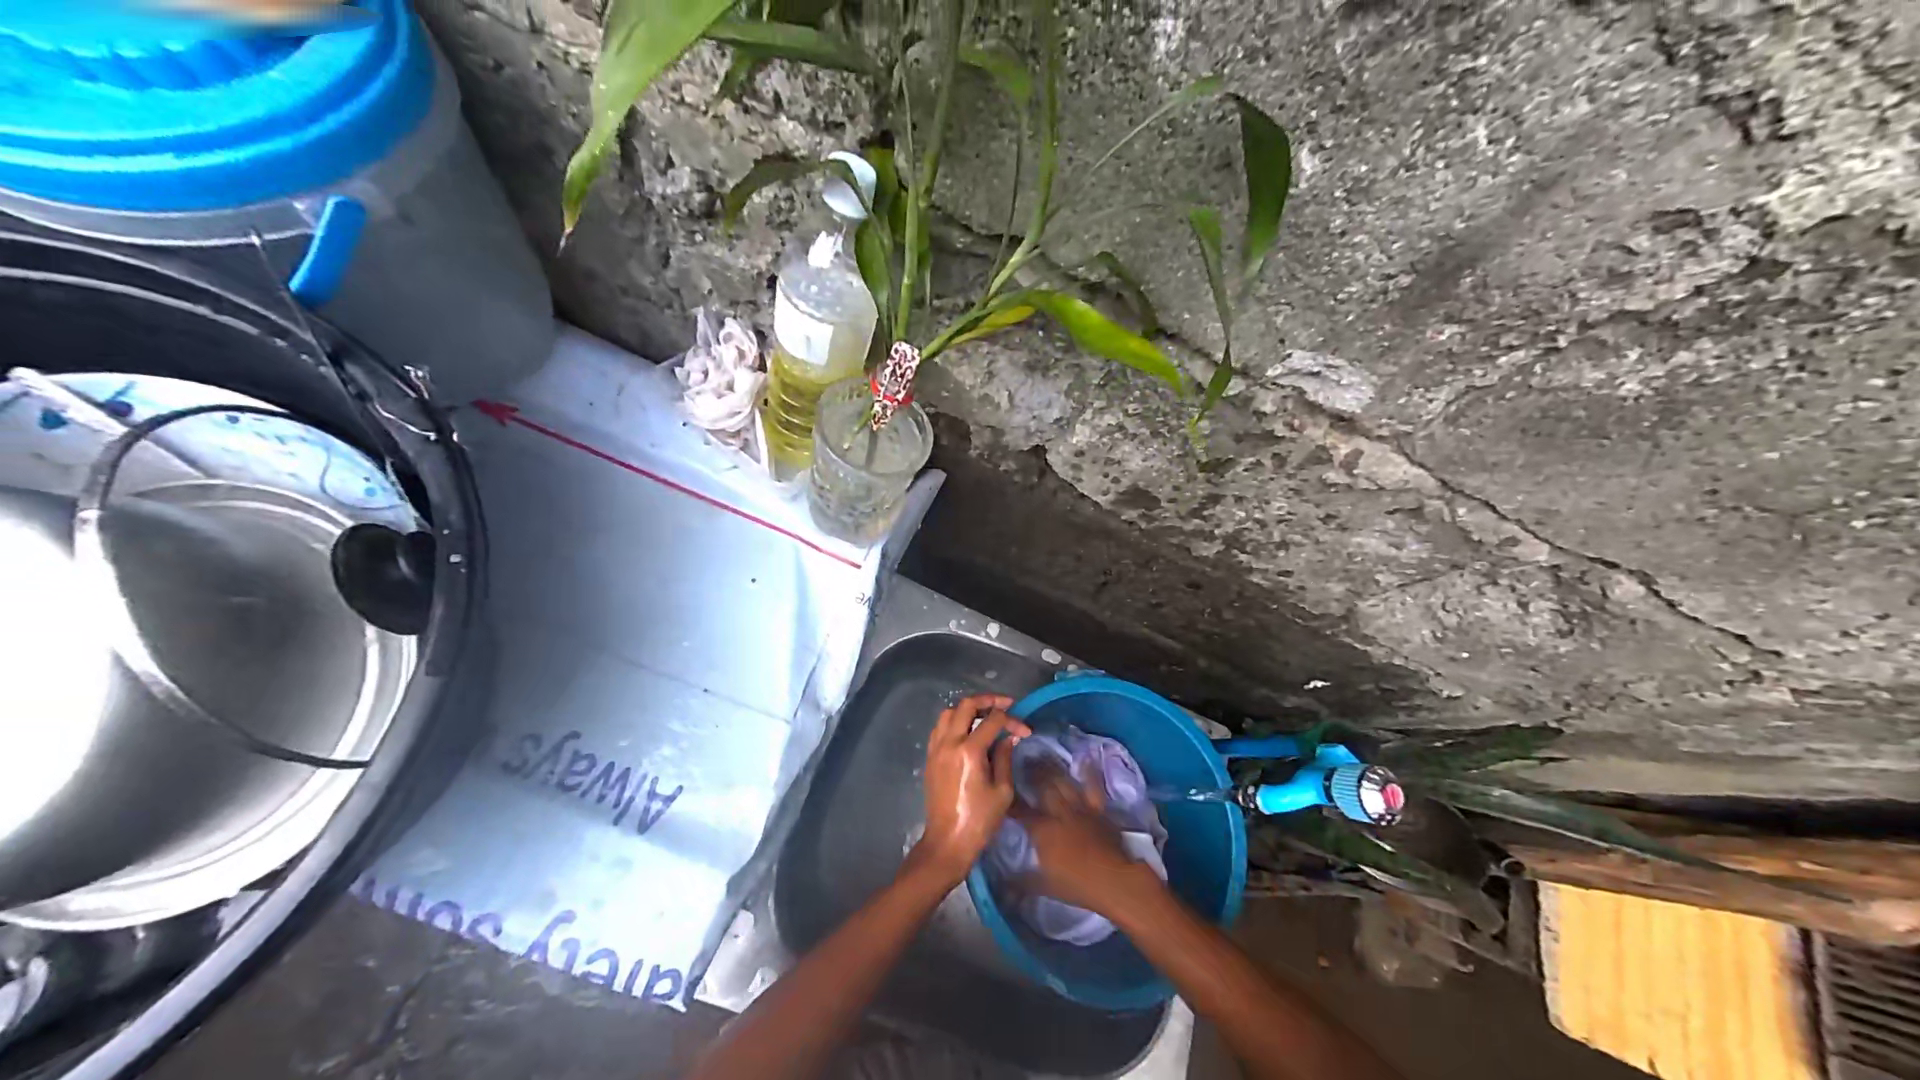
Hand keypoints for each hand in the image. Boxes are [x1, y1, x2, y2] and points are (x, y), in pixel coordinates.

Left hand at [911, 694, 1030, 885]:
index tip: (1026, 730)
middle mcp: (949, 743)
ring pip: (949, 713)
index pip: (993, 721)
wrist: (948, 842)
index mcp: (969, 751)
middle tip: (1006, 705)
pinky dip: (954, 722)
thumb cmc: (979, 820)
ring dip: (968, 709)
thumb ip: (1004, 757)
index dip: (1013, 720)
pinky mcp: (930, 758)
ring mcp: (936, 749)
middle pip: (966, 705)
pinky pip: (940, 728)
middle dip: (988, 701)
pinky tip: (967, 731)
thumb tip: (1009, 737)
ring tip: (986, 716)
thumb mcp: (1002, 791)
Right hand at [1013, 767, 1164, 917]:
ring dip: (1053, 769)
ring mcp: (1080, 808)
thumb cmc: (1077, 885)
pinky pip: (1092, 787)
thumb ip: (1022, 882)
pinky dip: (1089, 772)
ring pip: (1063, 783)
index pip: (1021, 812)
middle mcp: (1058, 813)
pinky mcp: (1098, 810)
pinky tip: (1085, 758)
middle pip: (1042, 788)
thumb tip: (1002, 885)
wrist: (1114, 879)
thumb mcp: (1044, 886)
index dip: (1011, 801)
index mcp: (1042, 830)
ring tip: (1043, 757)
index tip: (1002, 790)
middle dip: (1031, 773)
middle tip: (1024, 760)